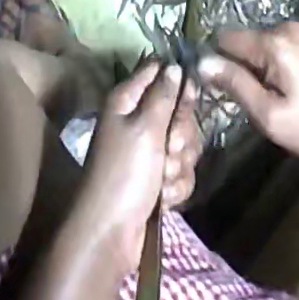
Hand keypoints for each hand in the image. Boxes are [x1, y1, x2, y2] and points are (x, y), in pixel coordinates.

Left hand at [76, 61, 199, 261]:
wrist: (110, 234)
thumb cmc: (124, 173)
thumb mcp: (145, 128)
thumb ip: (163, 95)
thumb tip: (175, 65)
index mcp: (127, 99)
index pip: (159, 70)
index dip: (178, 80)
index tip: (188, 97)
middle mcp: (137, 119)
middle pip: (178, 109)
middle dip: (181, 133)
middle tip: (169, 148)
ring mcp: (147, 150)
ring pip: (184, 143)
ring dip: (178, 164)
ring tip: (162, 179)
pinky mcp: (156, 177)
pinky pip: (180, 171)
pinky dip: (175, 186)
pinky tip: (162, 197)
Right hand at [202, 23, 298, 167]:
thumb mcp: (269, 115)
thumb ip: (235, 84)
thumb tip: (203, 62)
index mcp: (274, 43)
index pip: (227, 39)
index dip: (219, 62)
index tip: (224, 87)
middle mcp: (289, 27)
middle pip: (248, 41)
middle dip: (246, 66)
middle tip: (260, 100)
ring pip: (267, 43)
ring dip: (265, 64)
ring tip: (281, 96)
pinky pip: (287, 44)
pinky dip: (283, 61)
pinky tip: (297, 87)